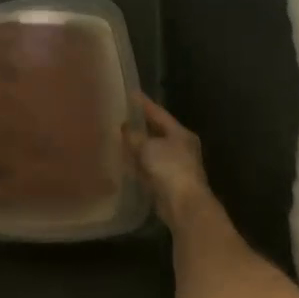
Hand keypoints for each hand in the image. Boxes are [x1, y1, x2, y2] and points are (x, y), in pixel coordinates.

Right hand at [125, 93, 211, 225]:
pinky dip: (135, 164)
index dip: (144, 103)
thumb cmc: (170, 167)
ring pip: (149, 151)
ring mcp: (172, 166)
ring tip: (116, 135)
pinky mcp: (163, 183)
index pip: (159, 113)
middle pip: (155, 132)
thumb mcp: (149, 146)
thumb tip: (124, 128)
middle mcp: (179, 148)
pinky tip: (121, 160)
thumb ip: (134, 136)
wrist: (183, 204)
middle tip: (120, 114)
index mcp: (180, 134)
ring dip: (135, 146)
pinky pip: (145, 168)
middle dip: (139, 125)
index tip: (130, 93)